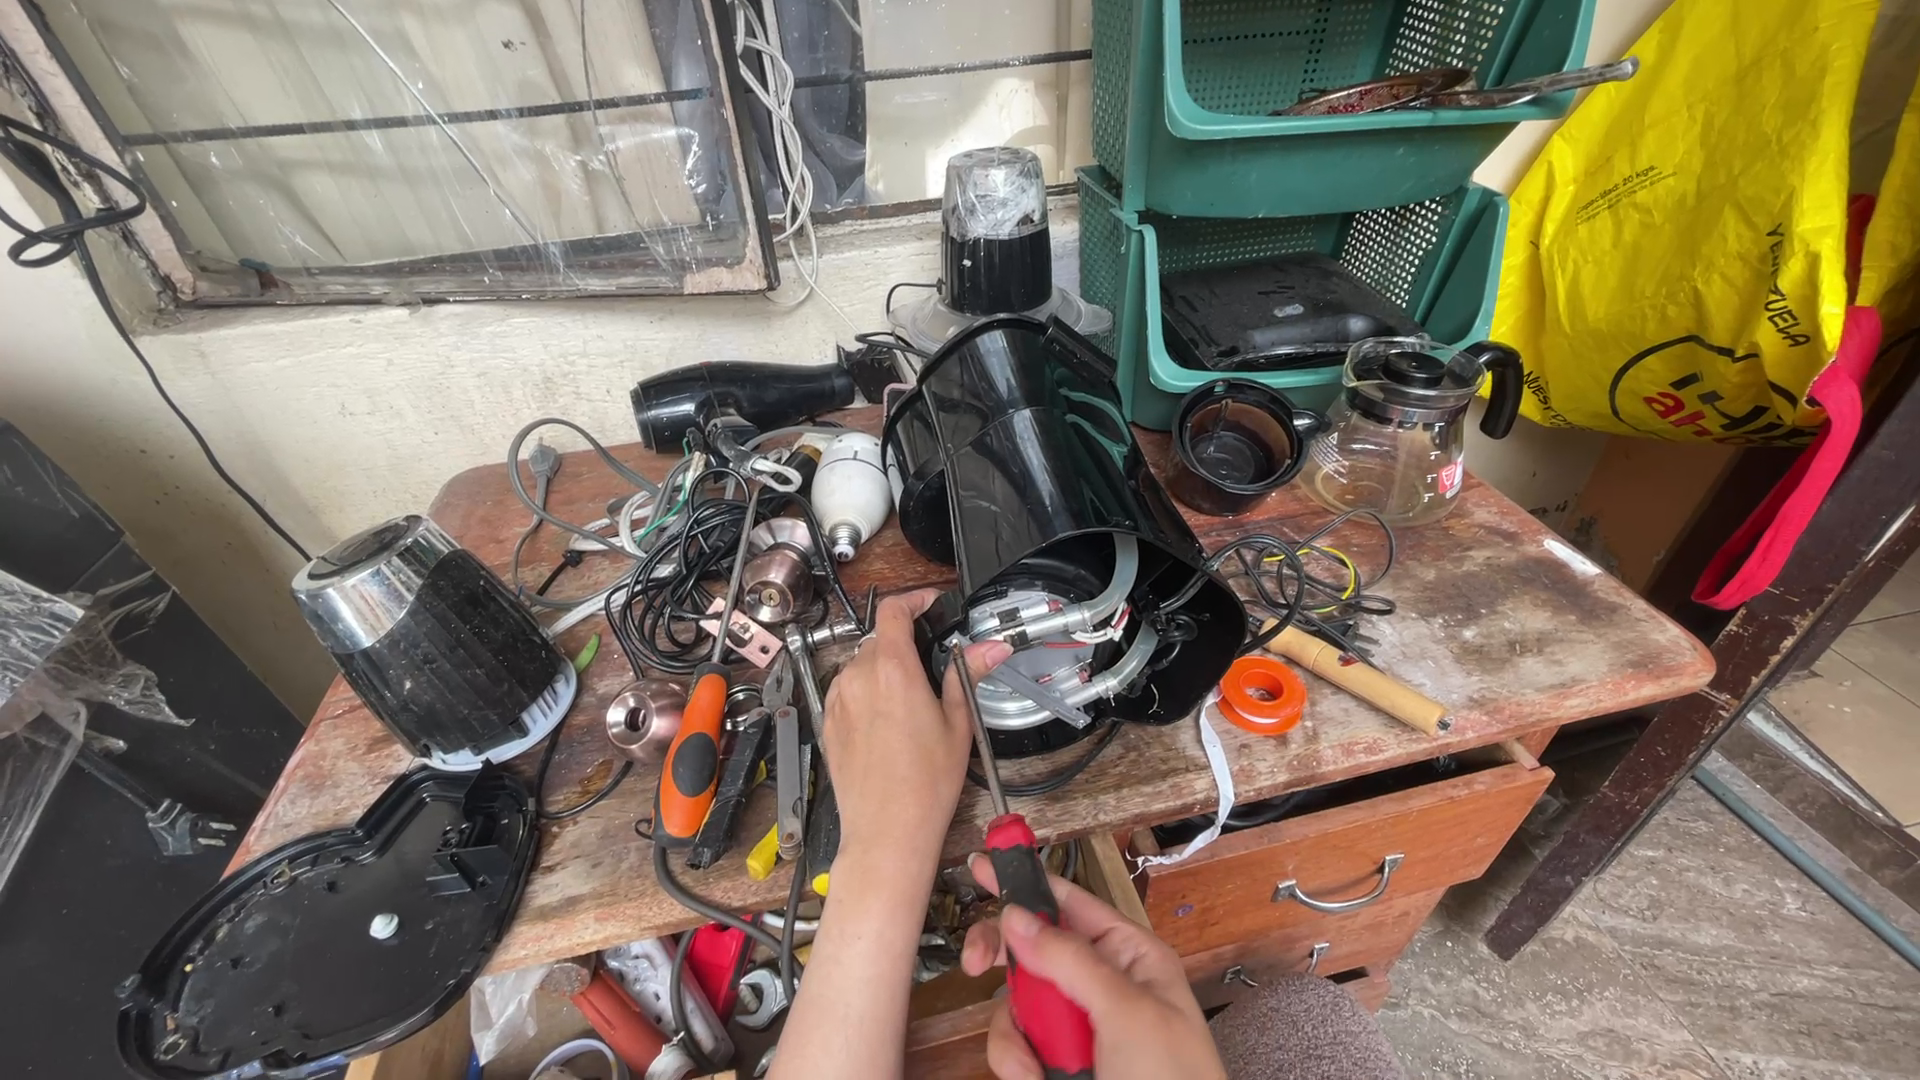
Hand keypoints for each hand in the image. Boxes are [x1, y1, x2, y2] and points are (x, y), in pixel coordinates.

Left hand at [821, 588, 1010, 862]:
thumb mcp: (957, 723)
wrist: (886, 831)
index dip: (913, 600)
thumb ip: (967, 674)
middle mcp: (858, 677)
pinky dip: (866, 691)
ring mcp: (838, 699)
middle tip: (930, 666)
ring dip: (884, 668)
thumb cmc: (924, 784)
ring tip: (910, 702)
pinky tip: (888, 721)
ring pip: (862, 664)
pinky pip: (847, 689)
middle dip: (905, 643)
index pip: (893, 610)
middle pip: (880, 639)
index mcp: (893, 671)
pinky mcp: (828, 721)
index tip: (928, 605)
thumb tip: (991, 648)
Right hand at [961, 854, 1225, 1079]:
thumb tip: (1014, 914)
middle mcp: (1098, 982)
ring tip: (1031, 1069)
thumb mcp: (1126, 1012)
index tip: (979, 864)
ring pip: (1018, 1001)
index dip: (1025, 881)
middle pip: (1033, 946)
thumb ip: (1068, 959)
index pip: (1068, 901)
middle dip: (1003, 956)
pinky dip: (1015, 1063)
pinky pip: (1017, 1044)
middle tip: (974, 965)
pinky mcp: (1056, 1063)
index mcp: (1127, 954)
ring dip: (1014, 1033)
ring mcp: (1075, 1025)